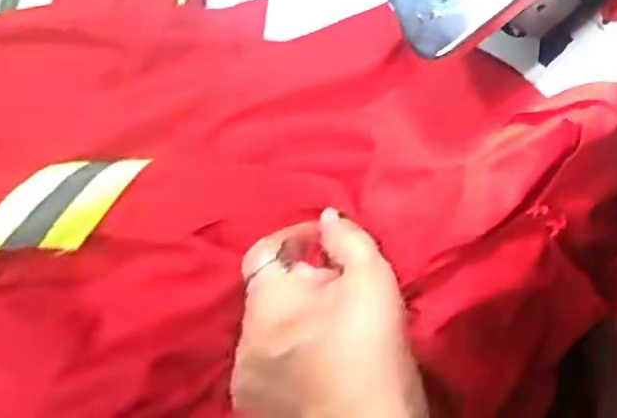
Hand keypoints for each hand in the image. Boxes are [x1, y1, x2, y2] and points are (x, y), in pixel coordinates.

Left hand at [231, 209, 427, 417]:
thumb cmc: (372, 339)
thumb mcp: (372, 274)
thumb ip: (348, 238)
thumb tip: (328, 217)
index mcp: (268, 306)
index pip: (261, 252)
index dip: (295, 235)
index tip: (328, 240)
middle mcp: (243, 342)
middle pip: (268, 289)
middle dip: (303, 275)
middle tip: (344, 280)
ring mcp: (243, 379)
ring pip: (268, 323)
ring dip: (296, 309)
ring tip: (336, 315)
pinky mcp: (253, 404)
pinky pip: (267, 354)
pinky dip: (290, 340)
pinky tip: (323, 348)